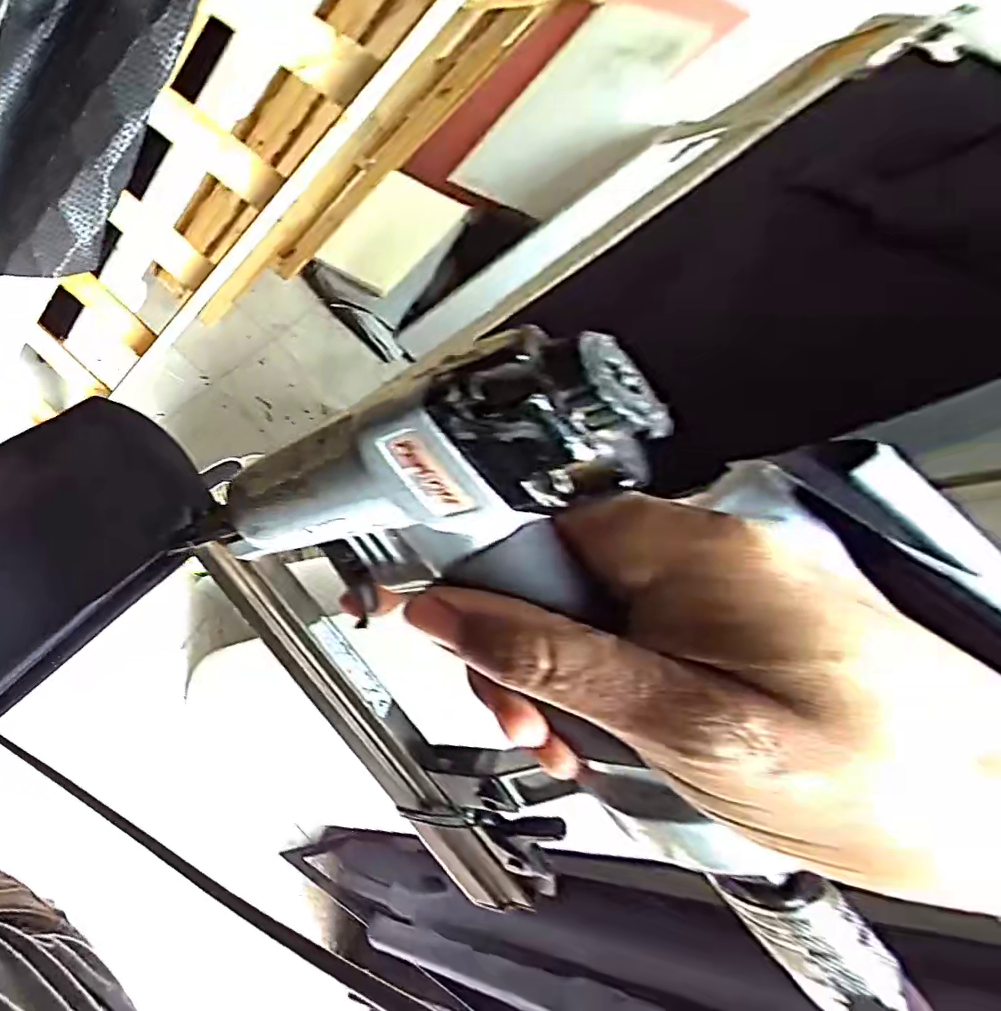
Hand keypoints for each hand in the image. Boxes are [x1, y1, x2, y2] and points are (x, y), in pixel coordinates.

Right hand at [348, 494, 1000, 911]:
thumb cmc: (892, 781)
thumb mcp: (687, 724)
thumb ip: (548, 660)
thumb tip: (442, 614)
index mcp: (683, 549)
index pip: (516, 531)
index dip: (461, 579)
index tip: (419, 614)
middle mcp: (685, 551)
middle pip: (528, 577)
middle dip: (507, 650)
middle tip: (523, 713)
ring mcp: (693, 584)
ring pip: (557, 611)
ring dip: (545, 677)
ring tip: (573, 736)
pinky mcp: (699, 617)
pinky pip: (601, 631)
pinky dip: (585, 681)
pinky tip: (605, 727)